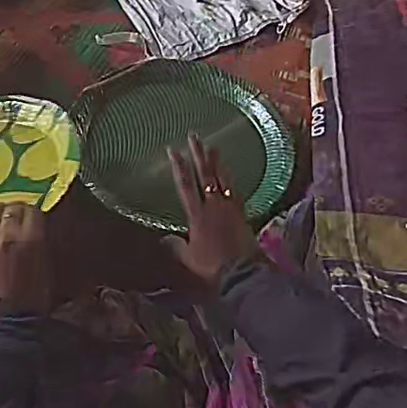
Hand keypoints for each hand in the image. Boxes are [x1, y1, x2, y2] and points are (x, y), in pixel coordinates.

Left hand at [0, 201, 52, 313]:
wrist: (8, 321)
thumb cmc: (35, 298)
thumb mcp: (47, 266)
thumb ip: (40, 242)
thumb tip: (36, 228)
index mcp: (32, 238)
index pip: (33, 210)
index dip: (34, 211)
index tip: (35, 216)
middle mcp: (8, 235)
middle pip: (13, 208)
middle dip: (18, 208)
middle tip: (20, 214)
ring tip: (1, 213)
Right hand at [166, 134, 258, 284]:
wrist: (243, 271)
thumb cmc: (212, 266)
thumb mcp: (188, 258)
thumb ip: (175, 246)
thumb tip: (163, 239)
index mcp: (197, 214)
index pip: (185, 184)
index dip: (179, 166)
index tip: (173, 150)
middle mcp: (213, 205)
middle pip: (205, 174)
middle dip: (198, 154)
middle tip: (194, 136)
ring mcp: (229, 206)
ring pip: (221, 178)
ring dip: (216, 161)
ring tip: (212, 146)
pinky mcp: (241, 212)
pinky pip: (234, 189)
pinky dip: (230, 178)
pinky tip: (229, 172)